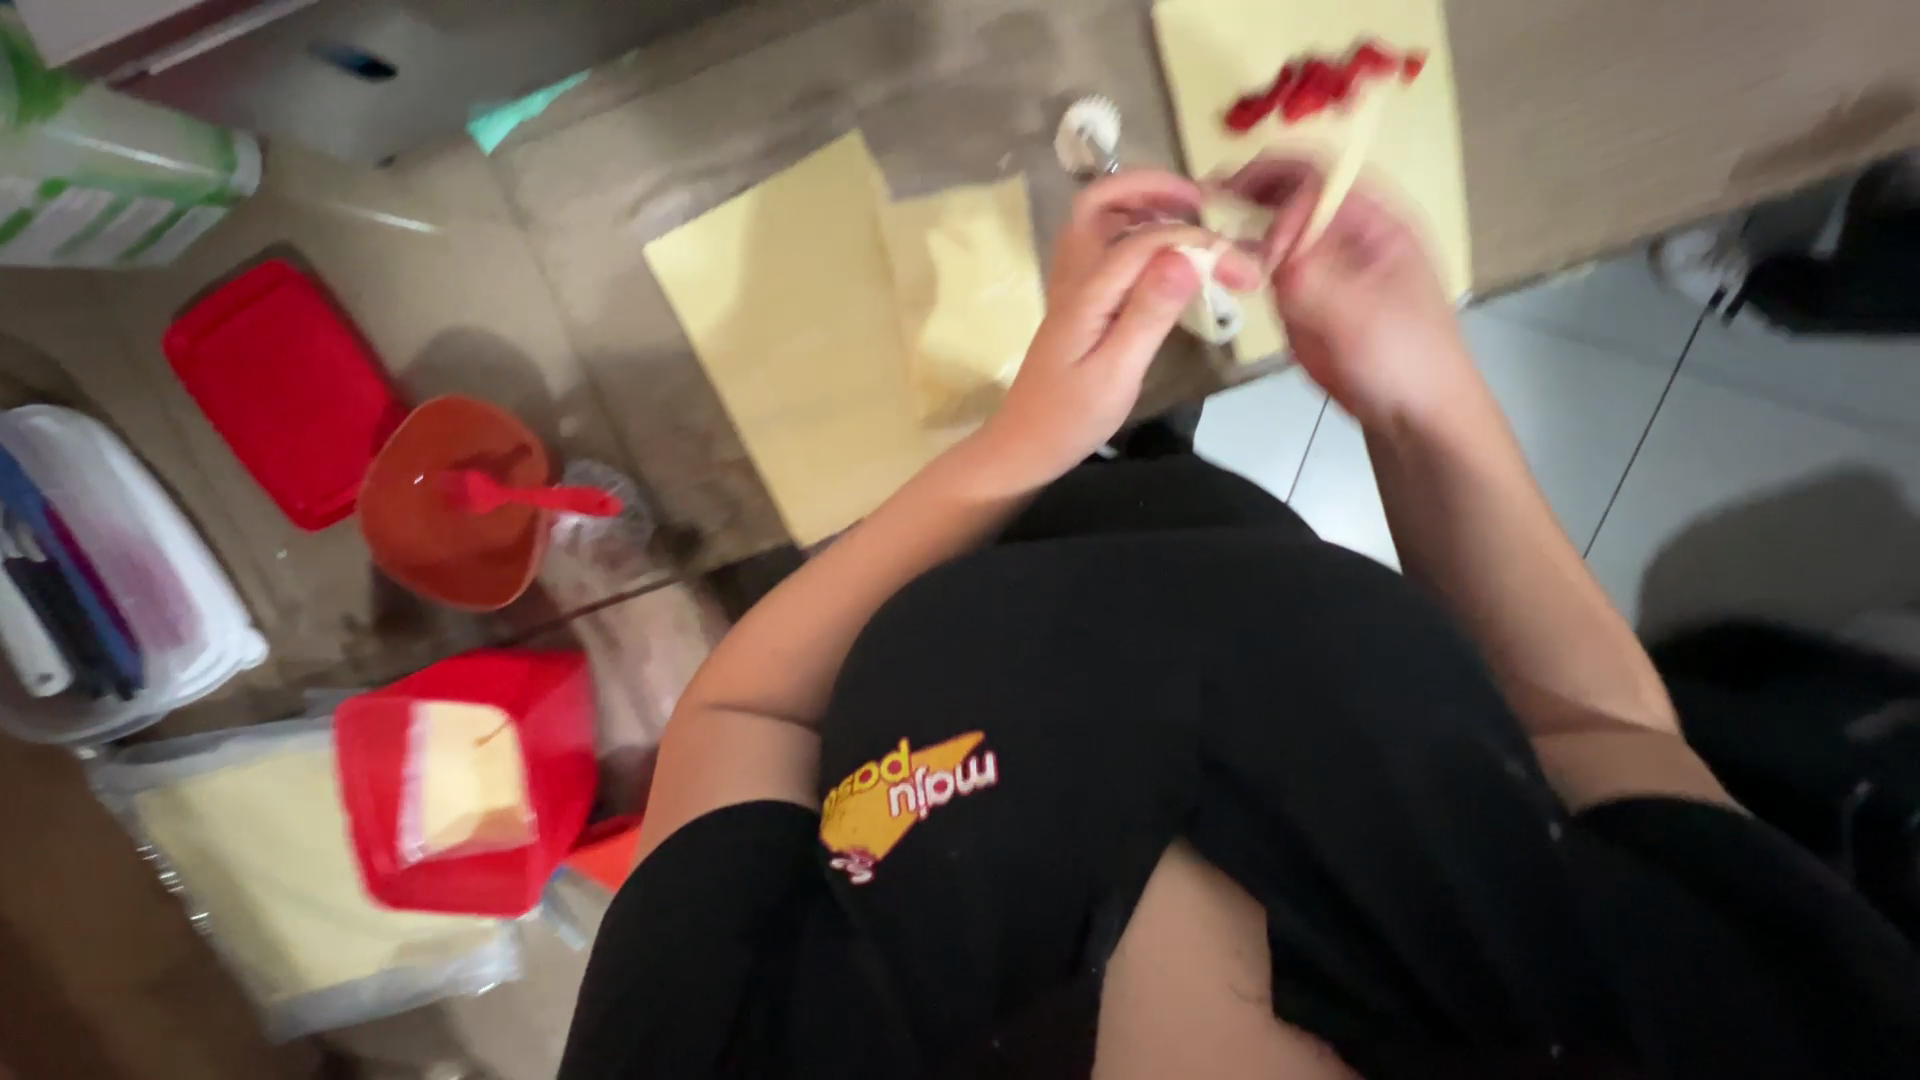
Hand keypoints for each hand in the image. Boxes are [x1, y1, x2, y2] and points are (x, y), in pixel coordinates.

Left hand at [971, 171, 1259, 489]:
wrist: (1025, 446)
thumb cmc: (1071, 419)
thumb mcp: (1116, 373)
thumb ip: (1148, 313)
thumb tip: (1186, 256)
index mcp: (1087, 293)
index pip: (1149, 241)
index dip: (1201, 244)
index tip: (1246, 272)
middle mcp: (1073, 279)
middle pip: (1101, 203)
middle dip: (1152, 188)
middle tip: (1200, 202)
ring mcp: (1070, 290)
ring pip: (1098, 222)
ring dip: (1141, 207)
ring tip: (1189, 221)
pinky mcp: (1076, 305)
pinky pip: (1100, 250)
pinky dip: (1132, 236)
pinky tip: (1162, 262)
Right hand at [1219, 158, 1479, 428]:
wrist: (1411, 413)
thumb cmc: (1403, 359)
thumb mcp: (1361, 315)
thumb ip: (1313, 278)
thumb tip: (1266, 250)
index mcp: (1376, 224)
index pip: (1322, 182)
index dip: (1284, 196)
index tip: (1263, 243)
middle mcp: (1346, 236)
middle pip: (1294, 194)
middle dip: (1253, 191)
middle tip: (1208, 199)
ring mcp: (1323, 267)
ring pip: (1276, 229)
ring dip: (1242, 224)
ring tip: (1204, 231)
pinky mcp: (1304, 299)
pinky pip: (1269, 269)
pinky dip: (1244, 263)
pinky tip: (1221, 267)